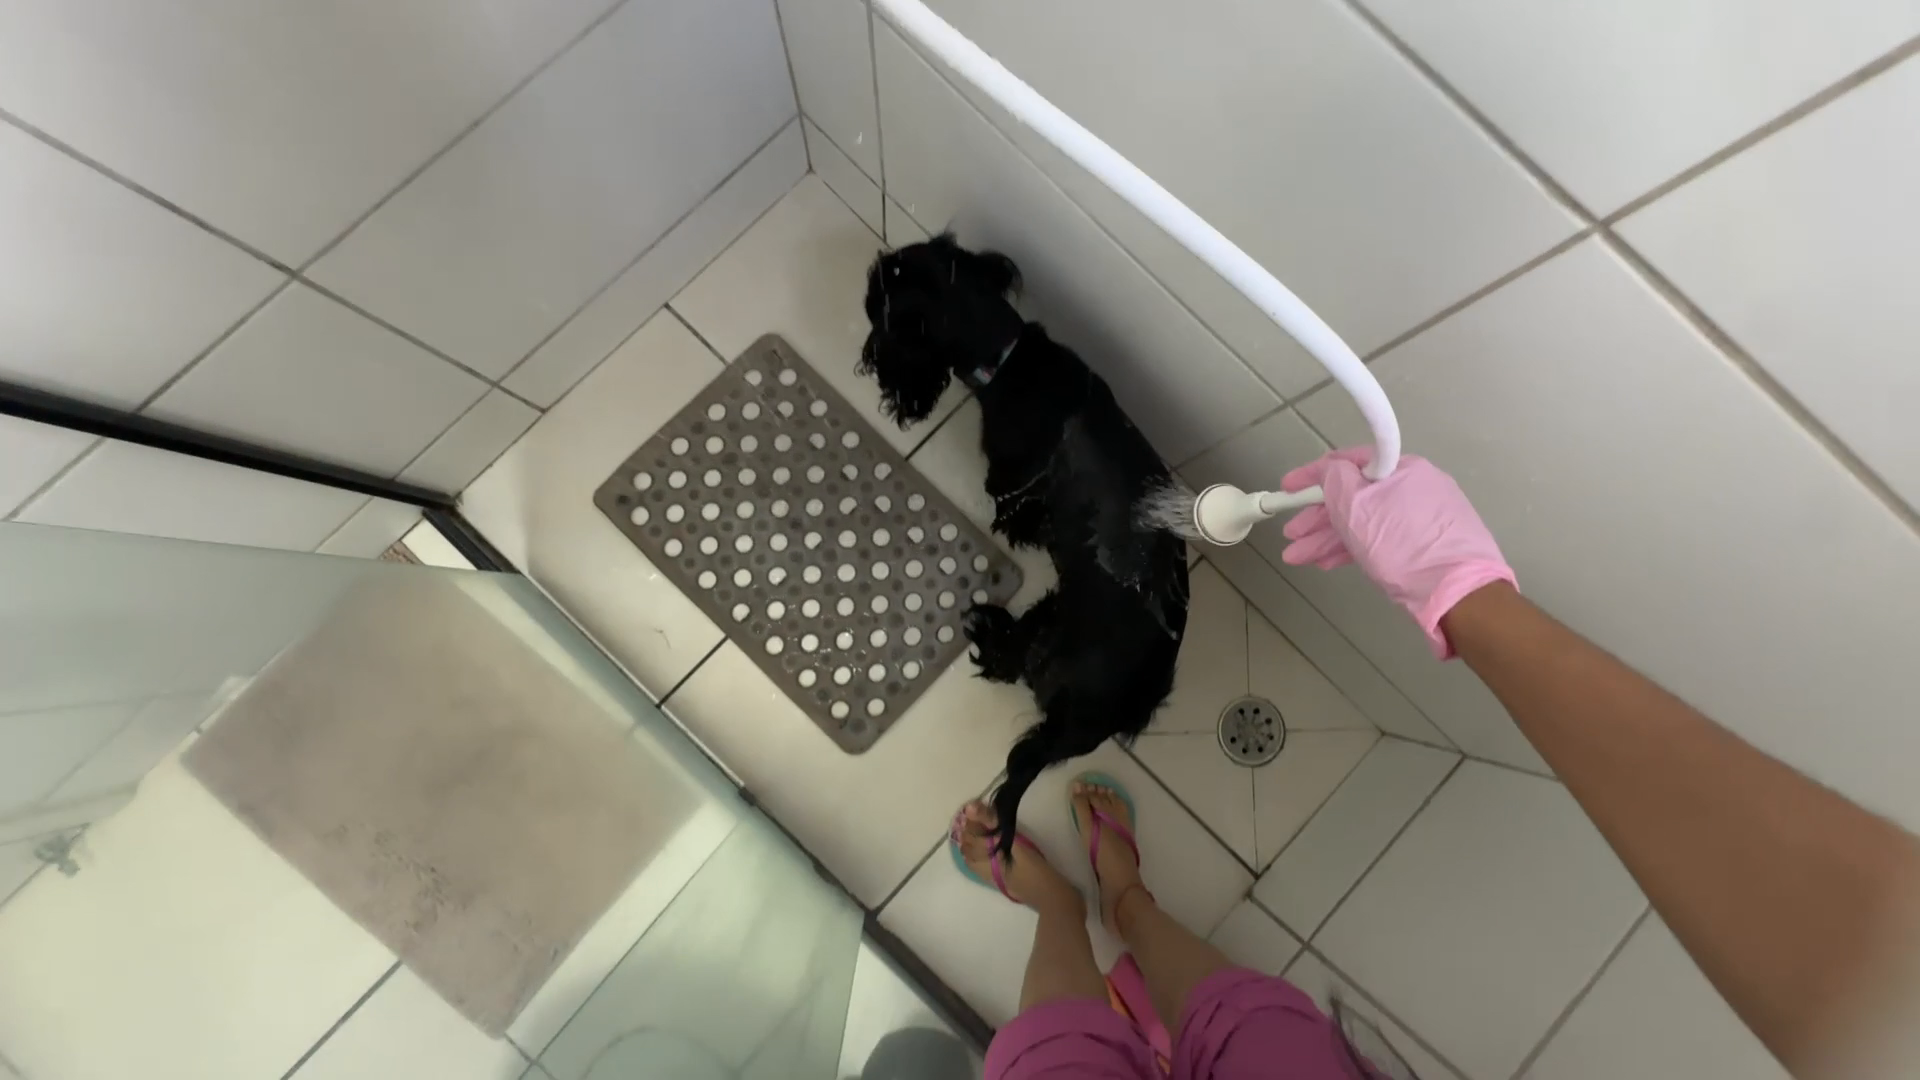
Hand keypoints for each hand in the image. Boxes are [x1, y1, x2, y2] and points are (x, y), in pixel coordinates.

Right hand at [1279, 447, 1514, 658]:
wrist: (1459, 593)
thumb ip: (1334, 479)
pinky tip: (1328, 562)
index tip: (1286, 488)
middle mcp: (1414, 488)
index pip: (1348, 463)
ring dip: (1326, 538)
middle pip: (1353, 497)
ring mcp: (1421, 518)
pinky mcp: (1425, 545)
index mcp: (1401, 470)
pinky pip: (1378, 538)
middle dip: (1316, 518)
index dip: (1312, 475)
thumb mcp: (1357, 506)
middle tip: (1290, 535)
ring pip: (1363, 522)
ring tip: (1298, 557)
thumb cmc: (1401, 544)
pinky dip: (1351, 547)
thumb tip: (1328, 469)